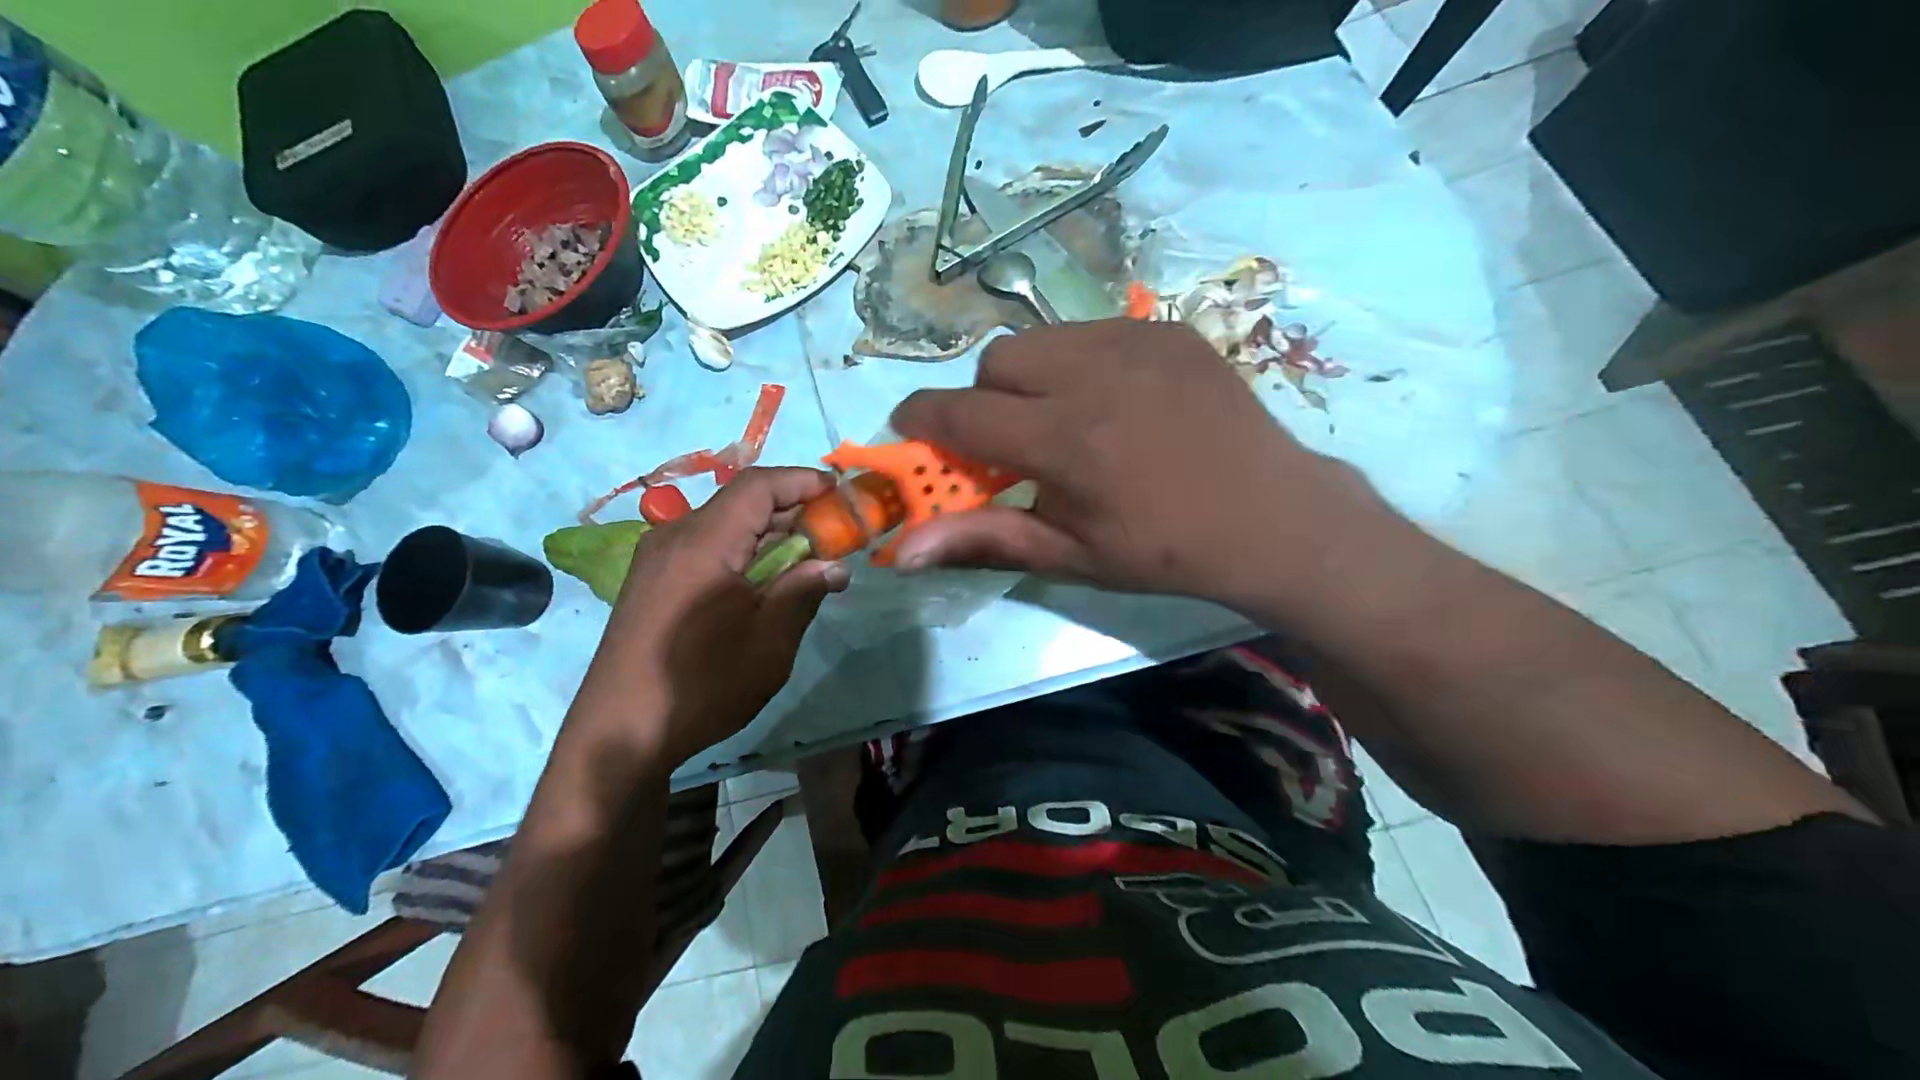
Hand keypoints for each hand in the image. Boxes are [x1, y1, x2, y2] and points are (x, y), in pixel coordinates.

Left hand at [572, 467, 849, 765]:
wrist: (620, 731)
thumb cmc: (703, 684)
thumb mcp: (769, 642)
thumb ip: (804, 592)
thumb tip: (835, 566)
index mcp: (704, 542)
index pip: (759, 486)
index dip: (803, 481)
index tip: (841, 493)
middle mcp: (674, 537)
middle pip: (740, 502)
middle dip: (791, 509)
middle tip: (833, 531)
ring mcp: (657, 559)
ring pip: (722, 526)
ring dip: (767, 533)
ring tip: (808, 557)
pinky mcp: (652, 582)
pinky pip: (705, 548)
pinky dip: (742, 551)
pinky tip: (765, 580)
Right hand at [890, 319, 1370, 606]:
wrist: (1270, 517)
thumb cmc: (1162, 550)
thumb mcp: (1069, 555)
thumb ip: (982, 539)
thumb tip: (900, 552)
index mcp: (1066, 439)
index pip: (962, 414)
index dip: (922, 420)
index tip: (911, 431)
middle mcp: (1095, 374)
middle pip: (997, 362)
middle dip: (986, 401)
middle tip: (1013, 441)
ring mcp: (1136, 341)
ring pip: (1041, 339)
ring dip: (1030, 378)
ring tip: (1064, 419)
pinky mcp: (1167, 329)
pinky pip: (1090, 331)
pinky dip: (1078, 363)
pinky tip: (1112, 402)